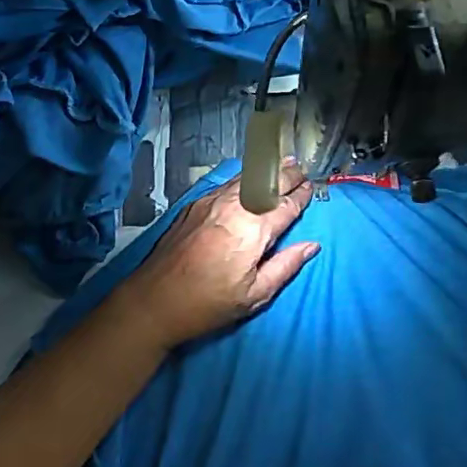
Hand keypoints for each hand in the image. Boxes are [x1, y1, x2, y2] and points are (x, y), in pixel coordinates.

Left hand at [102, 162, 318, 351]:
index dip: (301, 196)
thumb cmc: (208, 303)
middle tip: (300, 169)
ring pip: (245, 179)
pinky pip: (226, 184)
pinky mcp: (195, 205)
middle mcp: (234, 207)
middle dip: (286, 175)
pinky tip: (248, 179)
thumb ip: (285, 266)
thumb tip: (311, 245)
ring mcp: (212, 202)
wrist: (155, 299)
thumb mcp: (255, 295)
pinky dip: (244, 178)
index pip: (286, 206)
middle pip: (267, 184)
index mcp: (254, 230)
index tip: (312, 188)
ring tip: (281, 163)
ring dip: (266, 171)